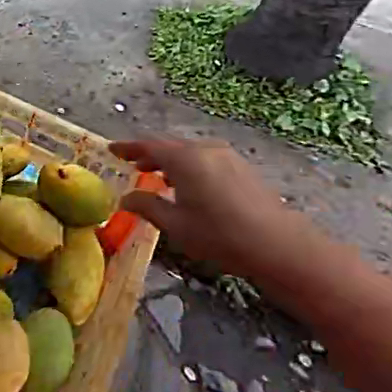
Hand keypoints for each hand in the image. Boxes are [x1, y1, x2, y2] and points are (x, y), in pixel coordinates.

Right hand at [109, 135, 329, 285]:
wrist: (279, 246)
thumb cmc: (219, 235)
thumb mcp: (175, 225)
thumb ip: (147, 206)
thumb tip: (126, 198)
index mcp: (184, 159)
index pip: (148, 146)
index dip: (128, 148)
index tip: (112, 149)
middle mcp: (205, 150)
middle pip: (170, 146)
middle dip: (149, 155)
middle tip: (132, 165)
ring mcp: (227, 157)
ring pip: (190, 152)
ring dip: (171, 161)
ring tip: (157, 176)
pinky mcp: (242, 169)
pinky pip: (206, 160)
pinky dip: (189, 167)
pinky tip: (187, 186)